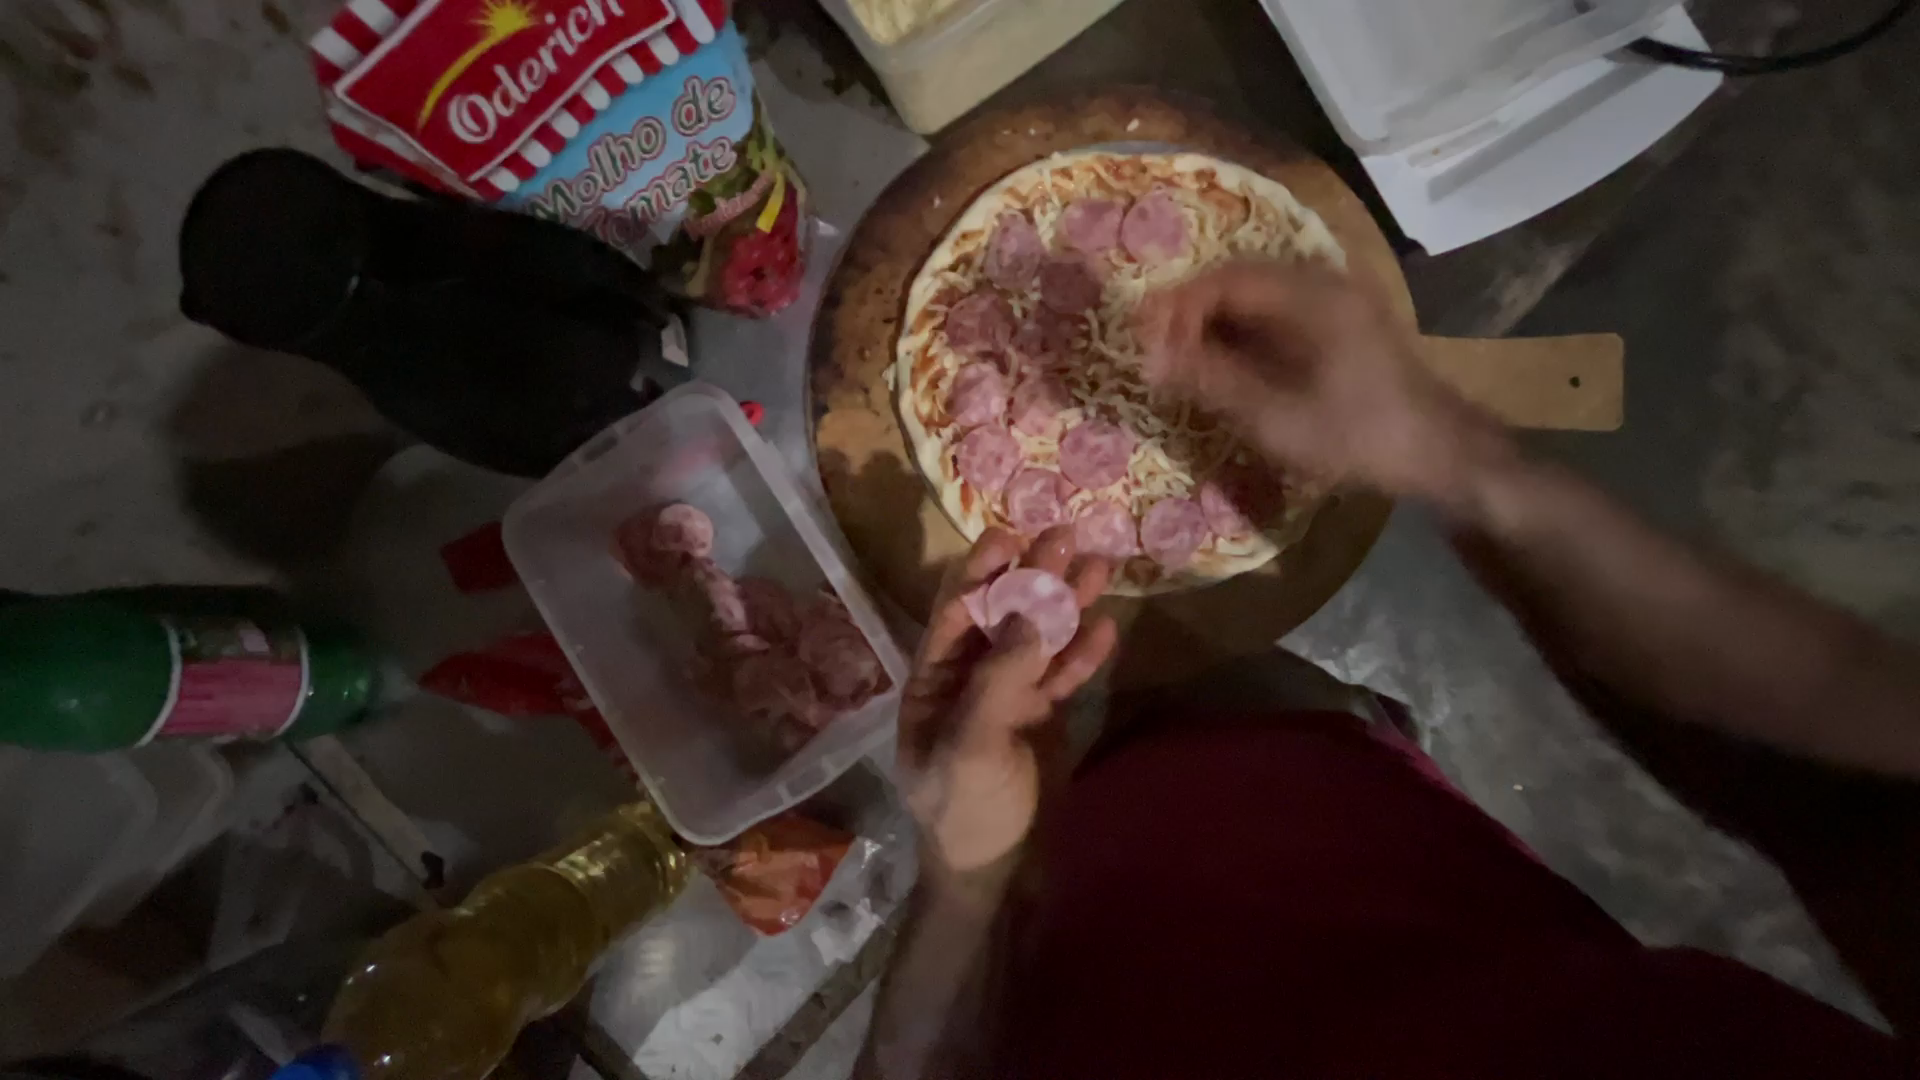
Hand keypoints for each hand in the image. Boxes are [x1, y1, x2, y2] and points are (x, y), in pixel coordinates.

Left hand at [898, 526, 1117, 879]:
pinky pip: (1064, 677)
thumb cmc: (964, 812)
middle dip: (1032, 578)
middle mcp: (970, 677)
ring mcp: (1010, 695)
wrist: (997, 875)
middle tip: (1066, 537)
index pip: (955, 612)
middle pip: (1004, 617)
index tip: (1008, 535)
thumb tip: (1032, 611)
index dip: (980, 572)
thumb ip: (998, 679)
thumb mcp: (969, 746)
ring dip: (1067, 607)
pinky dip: (1083, 655)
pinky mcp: (1044, 715)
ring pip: (1040, 641)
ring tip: (1100, 567)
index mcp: (934, 679)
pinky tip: (1106, 628)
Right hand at [1136, 261, 1511, 503]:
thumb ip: (1211, 381)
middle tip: (1156, 351)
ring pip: (1253, 293)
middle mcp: (1322, 282)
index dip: (1176, 310)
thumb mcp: (1274, 417)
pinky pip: (1273, 310)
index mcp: (1309, 297)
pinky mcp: (1337, 319)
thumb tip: (1151, 359)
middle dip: (1188, 313)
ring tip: (1181, 359)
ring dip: (1211, 321)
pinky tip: (1223, 362)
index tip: (1147, 347)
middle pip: (1235, 278)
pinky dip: (1238, 331)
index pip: (1222, 281)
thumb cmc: (1355, 436)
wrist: (1437, 450)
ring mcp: (1333, 298)